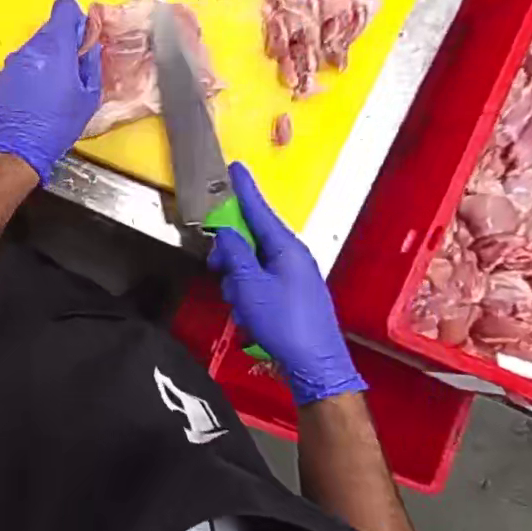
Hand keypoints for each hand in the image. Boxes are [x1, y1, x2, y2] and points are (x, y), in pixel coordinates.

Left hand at [0, 0, 101, 183]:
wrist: (22, 147)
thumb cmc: (60, 122)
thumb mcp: (90, 95)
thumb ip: (92, 63)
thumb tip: (89, 47)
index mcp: (56, 46)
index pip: (64, 7)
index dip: (75, 20)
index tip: (80, 42)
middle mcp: (31, 47)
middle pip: (50, 29)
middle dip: (62, 44)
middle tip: (70, 71)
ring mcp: (13, 62)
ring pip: (35, 47)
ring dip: (46, 59)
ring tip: (52, 87)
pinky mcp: (2, 76)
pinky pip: (22, 64)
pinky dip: (31, 72)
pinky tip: (35, 96)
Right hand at [208, 164, 365, 405]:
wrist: (314, 363)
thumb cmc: (283, 321)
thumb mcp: (250, 286)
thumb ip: (234, 255)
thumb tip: (225, 233)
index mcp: (285, 248)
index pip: (259, 211)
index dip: (244, 190)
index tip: (234, 168)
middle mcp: (291, 257)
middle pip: (250, 240)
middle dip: (229, 255)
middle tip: (217, 270)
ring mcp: (291, 277)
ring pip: (250, 266)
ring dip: (236, 283)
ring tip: (241, 306)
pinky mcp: (289, 295)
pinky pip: (258, 284)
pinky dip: (247, 297)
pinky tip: (249, 316)